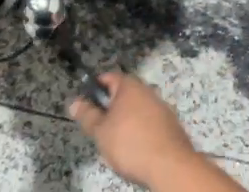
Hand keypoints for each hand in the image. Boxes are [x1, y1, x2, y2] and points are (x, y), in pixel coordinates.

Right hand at [69, 72, 204, 187]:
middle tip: (103, 129)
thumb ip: (86, 115)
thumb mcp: (100, 131)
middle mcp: (147, 91)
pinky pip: (152, 125)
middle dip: (112, 110)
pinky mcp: (174, 128)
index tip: (88, 109)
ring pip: (138, 111)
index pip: (106, 78)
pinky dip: (144, 133)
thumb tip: (74, 102)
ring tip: (121, 144)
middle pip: (123, 95)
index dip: (94, 91)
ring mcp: (163, 109)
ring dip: (128, 123)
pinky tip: (140, 150)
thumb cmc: (131, 144)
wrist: (173, 169)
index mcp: (129, 85)